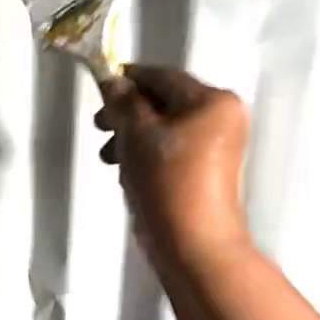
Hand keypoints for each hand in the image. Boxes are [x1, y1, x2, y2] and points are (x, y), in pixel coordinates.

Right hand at [96, 64, 250, 269]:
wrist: (192, 242)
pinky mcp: (204, 169)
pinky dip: (145, 154)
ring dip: (130, 137)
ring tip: (110, 158)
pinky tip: (127, 172)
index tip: (97, 86)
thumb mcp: (137, 134)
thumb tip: (113, 81)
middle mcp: (221, 116)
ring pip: (162, 128)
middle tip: (100, 127)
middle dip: (126, 114)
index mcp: (213, 100)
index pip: (162, 76)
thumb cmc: (166, 181)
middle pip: (162, 102)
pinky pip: (168, 149)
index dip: (127, 79)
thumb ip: (123, 102)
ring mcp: (215, 145)